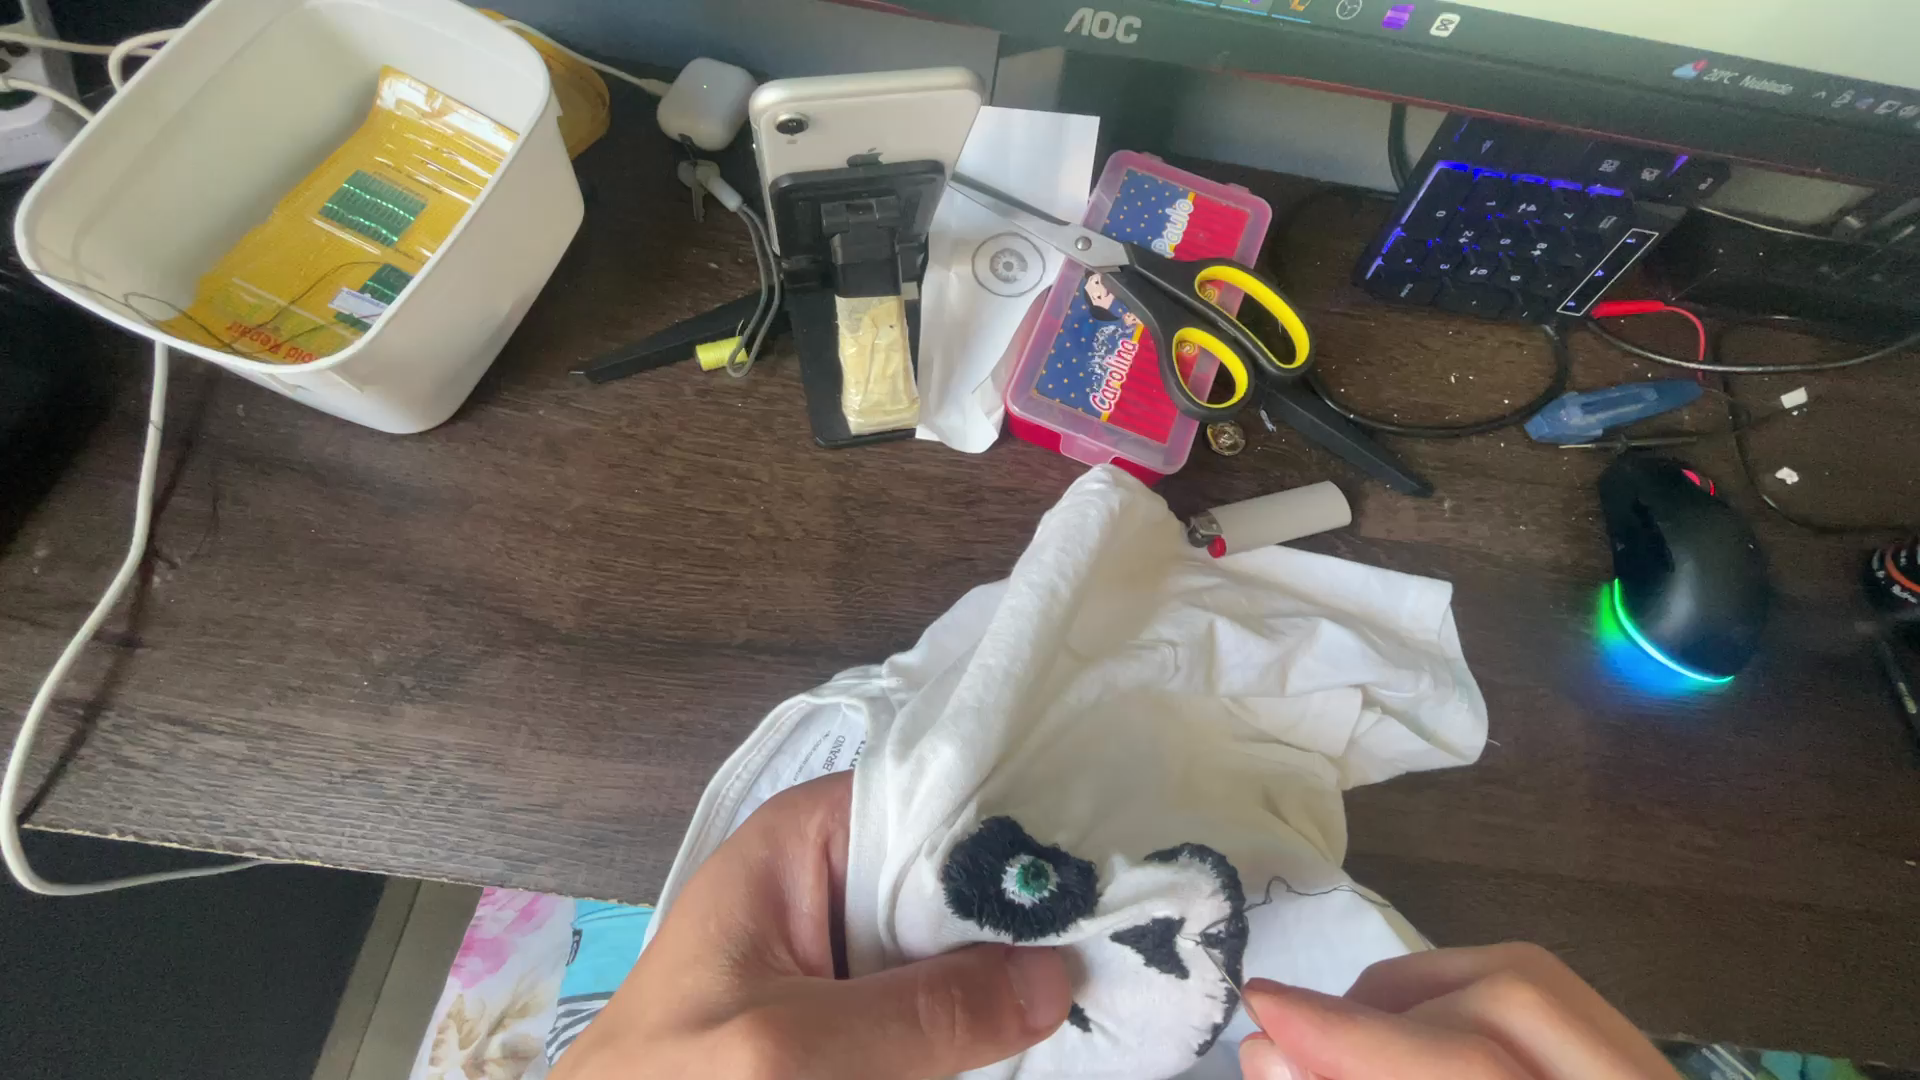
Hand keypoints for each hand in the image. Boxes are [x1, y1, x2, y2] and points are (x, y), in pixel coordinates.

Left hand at [551, 772, 1072, 1079]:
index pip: (929, 792)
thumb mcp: (791, 1049)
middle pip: (951, 864)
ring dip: (1013, 954)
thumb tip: (1057, 976)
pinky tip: (1050, 1006)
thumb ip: (920, 1013)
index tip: (1092, 850)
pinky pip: (938, 984)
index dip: (1009, 819)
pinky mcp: (860, 995)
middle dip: (1020, 895)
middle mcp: (838, 866)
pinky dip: (985, 1002)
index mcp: (810, 832)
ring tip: (1108, 947)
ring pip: (953, 929)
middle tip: (1116, 906)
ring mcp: (850, 934)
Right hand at [1239, 943, 1678, 1079]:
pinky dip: (1456, 1000)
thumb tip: (1265, 1053)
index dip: (1358, 1040)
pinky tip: (1417, 1037)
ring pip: (1530, 982)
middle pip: (1515, 1006)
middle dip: (1382, 1012)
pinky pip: (1547, 996)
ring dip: (1415, 997)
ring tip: (1356, 1038)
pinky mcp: (1645, 1073)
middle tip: (1294, 1027)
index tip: (1261, 1009)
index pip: (1476, 1075)